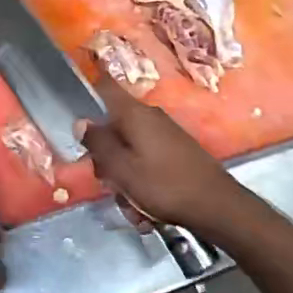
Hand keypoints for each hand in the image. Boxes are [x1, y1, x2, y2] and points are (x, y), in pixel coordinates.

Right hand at [81, 73, 249, 233]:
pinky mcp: (177, 153)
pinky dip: (141, 181)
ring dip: (124, 176)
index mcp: (133, 113)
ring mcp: (166, 134)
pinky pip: (147, 161)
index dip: (88, 85)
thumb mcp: (121, 168)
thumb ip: (98, 143)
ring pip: (129, 149)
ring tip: (131, 205)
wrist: (219, 208)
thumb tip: (81, 121)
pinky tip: (146, 208)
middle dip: (105, 154)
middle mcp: (150, 117)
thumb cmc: (164, 185)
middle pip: (113, 126)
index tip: (73, 97)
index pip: (105, 85)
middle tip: (106, 180)